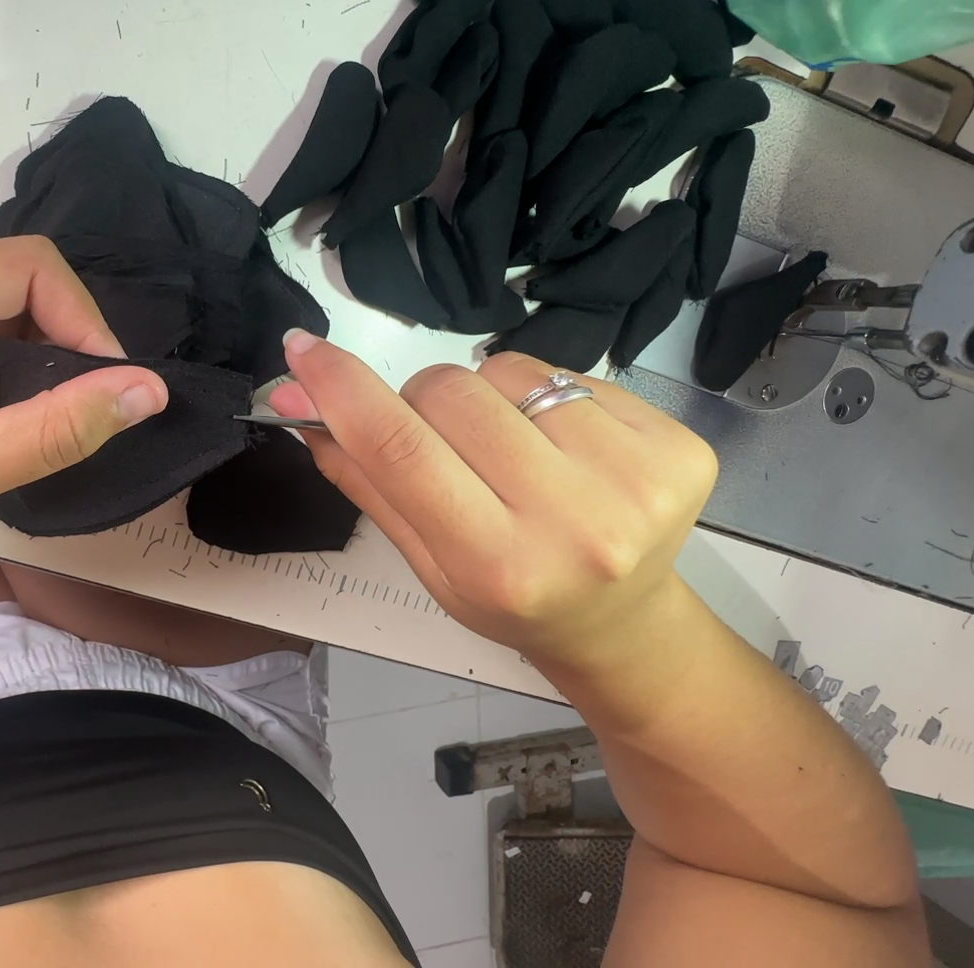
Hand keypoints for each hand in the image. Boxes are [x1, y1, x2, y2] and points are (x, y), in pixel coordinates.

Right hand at [269, 331, 716, 666]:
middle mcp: (573, 521)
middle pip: (449, 393)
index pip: (400, 449)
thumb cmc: (506, 600)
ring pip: (505, 370)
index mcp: (495, 564)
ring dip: (482, 398)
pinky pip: (567, 371)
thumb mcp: (421, 560)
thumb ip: (360, 476)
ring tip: (504, 448)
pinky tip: (556, 447)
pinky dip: (539, 396)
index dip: (341, 389)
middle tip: (434, 440)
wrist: (622, 624)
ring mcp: (637, 479)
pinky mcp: (678, 445)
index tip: (302, 350)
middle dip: (418, 400)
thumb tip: (294, 402)